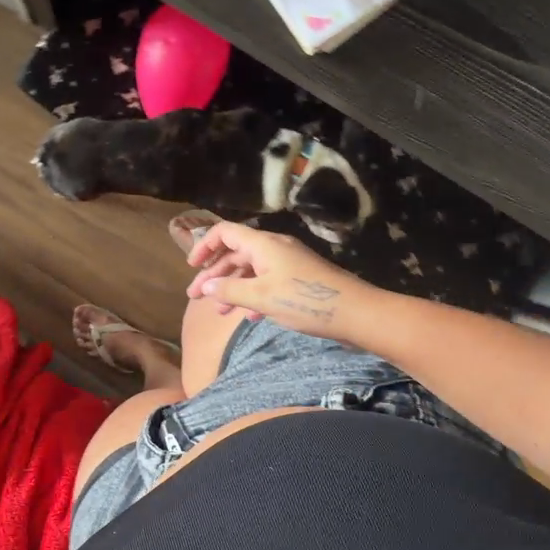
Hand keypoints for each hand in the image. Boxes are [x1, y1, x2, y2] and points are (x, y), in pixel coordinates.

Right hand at [184, 222, 372, 341]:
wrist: (357, 313)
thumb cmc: (306, 301)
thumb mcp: (262, 297)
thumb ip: (230, 290)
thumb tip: (206, 286)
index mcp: (263, 244)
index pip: (225, 233)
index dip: (204, 246)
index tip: (191, 267)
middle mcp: (274, 248)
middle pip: (235, 253)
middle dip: (214, 274)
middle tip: (196, 297)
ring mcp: (288, 263)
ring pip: (250, 270)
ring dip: (232, 288)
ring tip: (218, 313)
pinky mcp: (299, 280)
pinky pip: (267, 281)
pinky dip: (253, 295)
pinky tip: (249, 316)